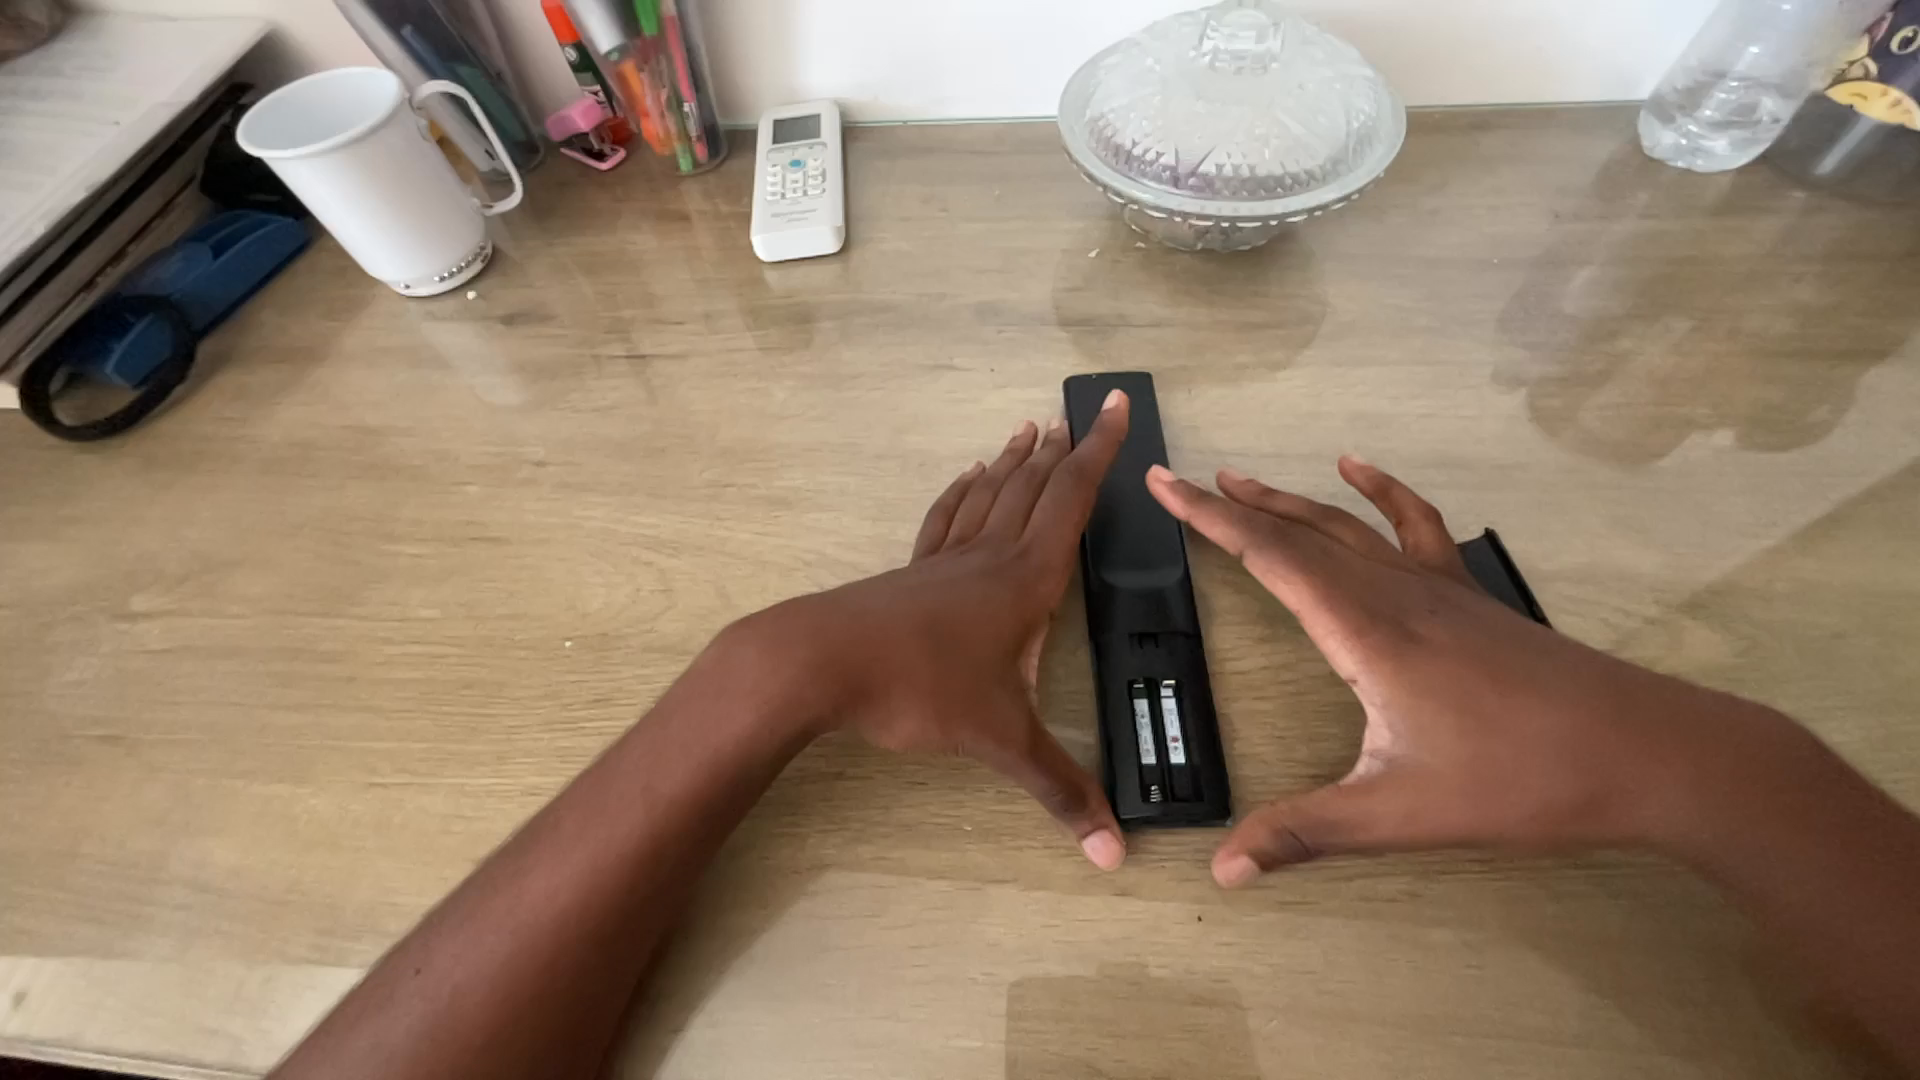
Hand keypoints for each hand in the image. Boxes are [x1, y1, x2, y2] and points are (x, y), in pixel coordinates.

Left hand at [746, 391, 1131, 869]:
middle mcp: (990, 556)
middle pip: (1034, 487)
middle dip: (1065, 449)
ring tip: (1030, 431)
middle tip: (1081, 413)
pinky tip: (966, 481)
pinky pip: (944, 520)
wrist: (823, 662)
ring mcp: (945, 561)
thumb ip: (1059, 790)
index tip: (1112, 404)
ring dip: (1014, 463)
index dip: (1099, 452)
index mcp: (1025, 579)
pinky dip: (962, 494)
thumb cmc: (920, 689)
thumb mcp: (999, 741)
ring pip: (989, 496)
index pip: (1073, 499)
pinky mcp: (912, 574)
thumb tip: (1115, 854)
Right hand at [1146, 457, 1809, 887]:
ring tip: (1238, 478)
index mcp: (1363, 629)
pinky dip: (1380, 490)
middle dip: (1227, 504)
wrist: (1656, 754)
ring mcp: (1433, 584)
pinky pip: (1414, 524)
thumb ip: (1304, 834)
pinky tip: (1358, 469)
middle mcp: (1391, 591)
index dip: (1208, 519)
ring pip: (1343, 525)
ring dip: (1284, 499)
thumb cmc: (1522, 779)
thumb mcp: (1399, 814)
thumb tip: (1222, 870)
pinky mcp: (1465, 592)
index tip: (1165, 485)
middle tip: (1177, 480)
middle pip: (1295, 531)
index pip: (1268, 556)